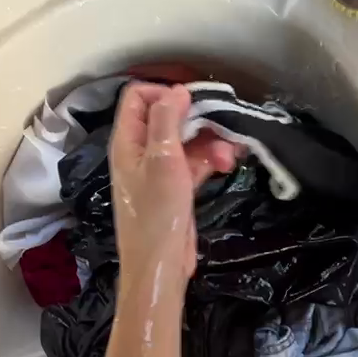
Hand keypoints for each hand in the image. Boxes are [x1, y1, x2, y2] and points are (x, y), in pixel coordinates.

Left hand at [107, 82, 237, 287]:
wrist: (160, 265)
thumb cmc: (157, 213)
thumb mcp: (163, 160)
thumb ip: (167, 121)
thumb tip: (176, 91)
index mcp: (127, 142)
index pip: (138, 98)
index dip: (165, 93)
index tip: (193, 101)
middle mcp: (140, 152)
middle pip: (167, 117)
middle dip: (197, 118)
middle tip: (223, 124)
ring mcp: (158, 170)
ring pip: (186, 140)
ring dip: (210, 141)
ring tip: (229, 154)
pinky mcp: (175, 188)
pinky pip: (194, 162)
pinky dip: (210, 159)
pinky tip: (228, 163)